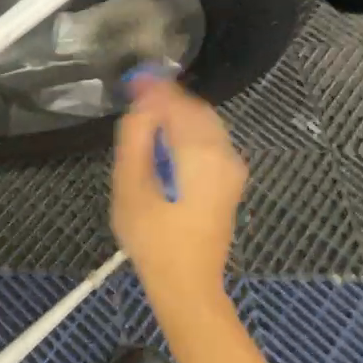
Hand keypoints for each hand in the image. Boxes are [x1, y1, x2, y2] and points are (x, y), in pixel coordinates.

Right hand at [111, 78, 246, 301]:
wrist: (186, 283)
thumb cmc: (152, 235)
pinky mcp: (230, 181)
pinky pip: (210, 141)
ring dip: (177, 116)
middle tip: (135, 98)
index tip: (130, 79)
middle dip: (166, 99)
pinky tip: (165, 147)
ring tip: (145, 122)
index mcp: (200, 150)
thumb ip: (136, 137)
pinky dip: (188, 133)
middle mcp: (224, 152)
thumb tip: (143, 103)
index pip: (177, 102)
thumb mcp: (130, 184)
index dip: (153, 87)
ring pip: (205, 124)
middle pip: (195, 109)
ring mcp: (232, 168)